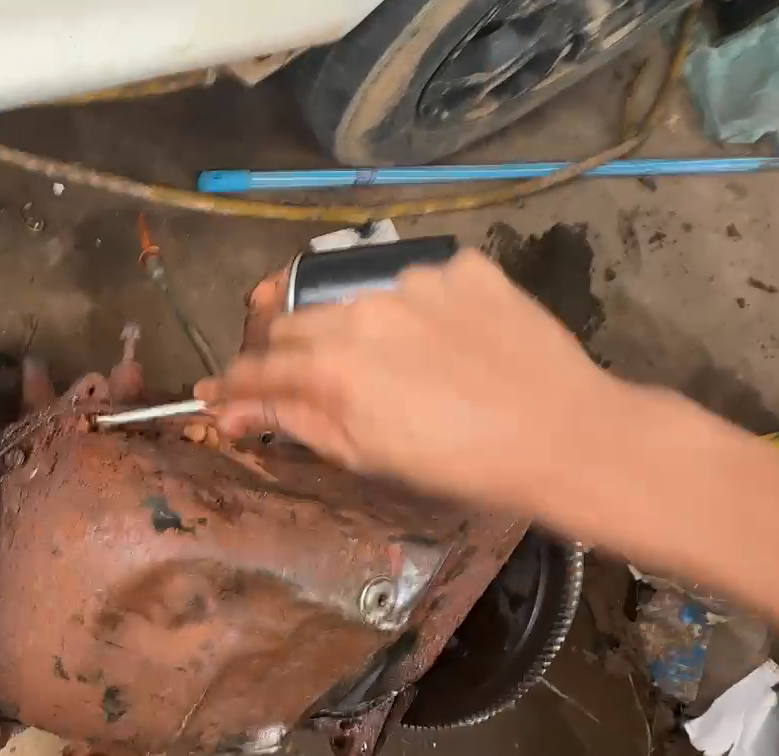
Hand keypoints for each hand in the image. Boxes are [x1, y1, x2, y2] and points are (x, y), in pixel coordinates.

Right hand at [196, 250, 632, 513]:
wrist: (562, 435)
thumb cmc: (452, 462)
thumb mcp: (359, 452)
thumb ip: (290, 421)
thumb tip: (230, 414)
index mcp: (330, 363)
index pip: (257, 367)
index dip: (231, 384)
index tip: (215, 394)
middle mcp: (361, 309)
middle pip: (293, 322)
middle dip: (285, 352)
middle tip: (303, 382)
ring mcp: (415, 282)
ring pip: (350, 300)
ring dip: (347, 329)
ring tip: (382, 363)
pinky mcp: (464, 269)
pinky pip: (415, 283)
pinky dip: (411, 310)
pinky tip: (436, 339)